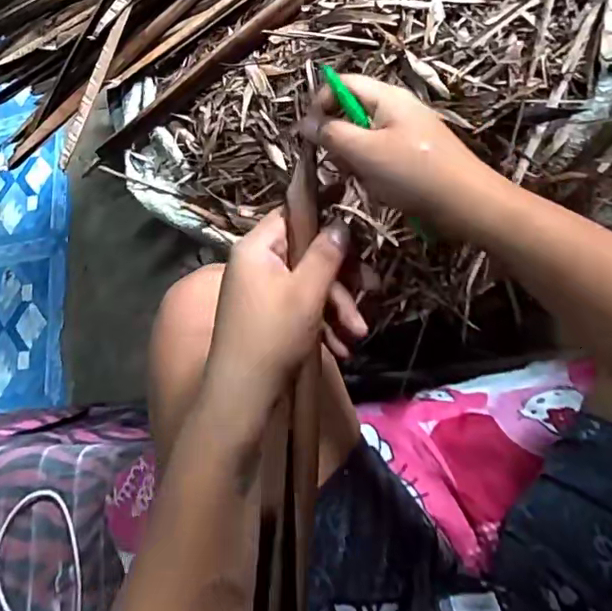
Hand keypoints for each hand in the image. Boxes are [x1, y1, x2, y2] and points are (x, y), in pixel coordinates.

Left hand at [199, 211, 360, 428]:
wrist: (243, 395)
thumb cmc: (272, 335)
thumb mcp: (306, 292)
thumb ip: (326, 254)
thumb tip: (340, 222)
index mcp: (256, 247)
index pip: (291, 215)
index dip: (323, 220)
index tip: (355, 234)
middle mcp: (255, 262)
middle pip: (305, 253)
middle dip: (339, 279)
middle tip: (368, 295)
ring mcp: (260, 289)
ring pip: (307, 283)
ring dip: (336, 306)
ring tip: (357, 334)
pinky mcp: (267, 314)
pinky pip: (299, 305)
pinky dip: (321, 322)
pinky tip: (341, 347)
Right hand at [309, 74, 493, 237]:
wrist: (471, 206)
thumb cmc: (415, 174)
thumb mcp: (364, 152)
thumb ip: (330, 134)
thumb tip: (304, 124)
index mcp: (387, 97)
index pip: (342, 83)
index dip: (320, 103)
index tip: (311, 133)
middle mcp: (397, 107)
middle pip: (351, 110)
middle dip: (338, 137)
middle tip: (341, 162)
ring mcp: (407, 131)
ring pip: (363, 136)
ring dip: (355, 158)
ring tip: (364, 178)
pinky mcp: (414, 154)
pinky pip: (380, 154)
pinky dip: (372, 169)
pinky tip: (381, 187)